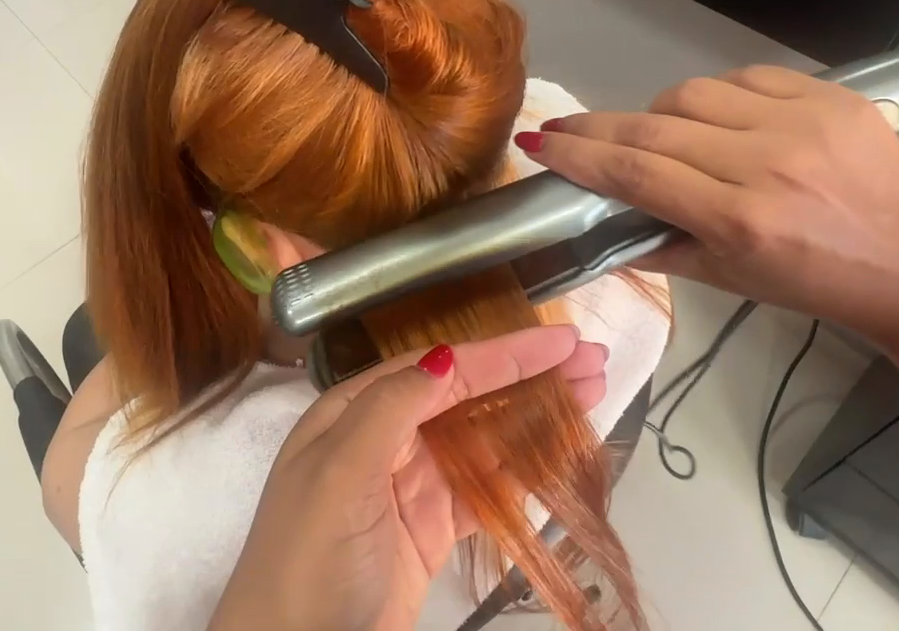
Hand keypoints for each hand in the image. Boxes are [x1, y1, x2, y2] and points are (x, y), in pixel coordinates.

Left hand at [209, 325, 608, 630]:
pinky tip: (558, 455)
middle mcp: (384, 437)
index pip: (440, 369)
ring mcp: (409, 484)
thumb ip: (389, 410)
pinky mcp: (429, 529)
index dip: (502, 352)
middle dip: (528, 376)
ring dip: (533, 418)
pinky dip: (521, 473)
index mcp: (355, 409)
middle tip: (591, 361)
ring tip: (592, 396)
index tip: (558, 341)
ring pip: (482, 439)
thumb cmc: (306, 556)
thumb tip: (442, 357)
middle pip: (467, 396)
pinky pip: (483, 491)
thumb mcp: (338, 471)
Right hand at [520, 66, 898, 343]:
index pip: (636, 173)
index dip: (579, 155)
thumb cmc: (811, 282)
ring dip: (661, 110)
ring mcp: (804, 123)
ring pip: (692, 91)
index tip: (540, 143)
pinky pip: (745, 75)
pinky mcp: (833, 96)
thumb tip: (598, 216)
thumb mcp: (727, 280)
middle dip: (596, 126)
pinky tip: (720, 117)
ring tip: (665, 132)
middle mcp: (768, 165)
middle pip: (653, 127)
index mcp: (741, 220)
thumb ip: (657, 246)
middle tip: (565, 127)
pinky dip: (717, 94)